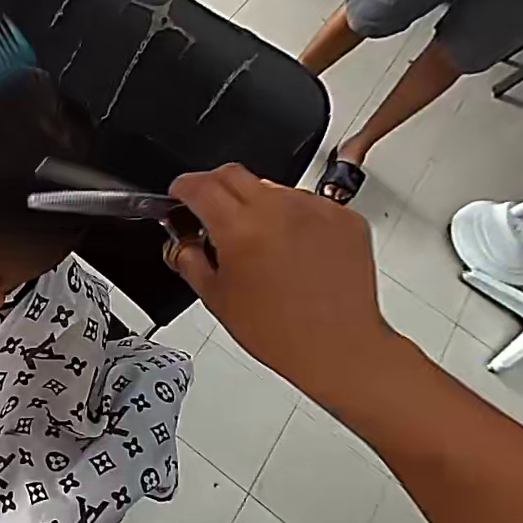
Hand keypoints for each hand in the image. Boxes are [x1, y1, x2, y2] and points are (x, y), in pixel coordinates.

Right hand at [164, 164, 399, 400]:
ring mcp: (314, 209)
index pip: (200, 186)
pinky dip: (292, 219)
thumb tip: (182, 243)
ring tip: (258, 245)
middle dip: (213, 186)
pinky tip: (292, 253)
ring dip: (256, 205)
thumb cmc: (282, 332)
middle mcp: (279, 209)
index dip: (182, 186)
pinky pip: (308, 205)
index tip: (179, 192)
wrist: (338, 347)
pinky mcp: (343, 217)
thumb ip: (190, 261)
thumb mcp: (217, 299)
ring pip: (272, 189)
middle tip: (209, 210)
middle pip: (234, 174)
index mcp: (241, 228)